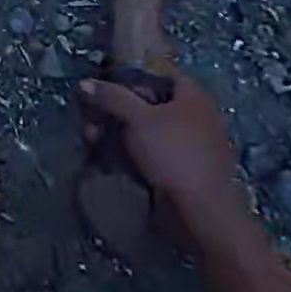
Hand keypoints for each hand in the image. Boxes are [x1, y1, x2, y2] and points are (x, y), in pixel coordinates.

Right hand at [80, 73, 252, 249]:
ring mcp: (188, 144)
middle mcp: (193, 114)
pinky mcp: (181, 169)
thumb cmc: (175, 156)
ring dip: (116, 133)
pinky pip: (149, 151)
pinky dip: (129, 152)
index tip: (100, 88)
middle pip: (144, 101)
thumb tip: (83, 84)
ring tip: (93, 142)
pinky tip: (107, 158)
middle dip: (113, 110)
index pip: (153, 72)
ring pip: (143, 128)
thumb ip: (110, 96)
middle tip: (90, 121)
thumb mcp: (137, 119)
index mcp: (191, 95)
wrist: (206, 219)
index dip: (125, 76)